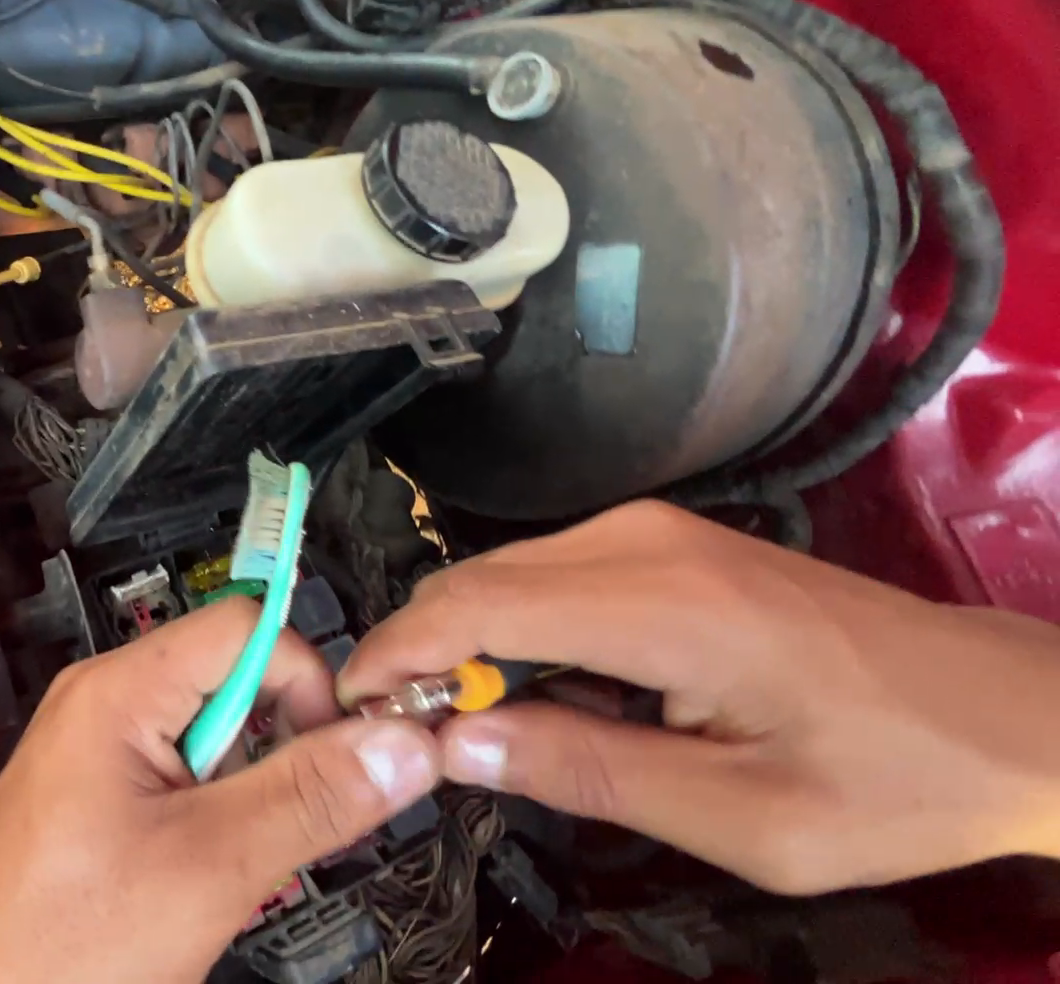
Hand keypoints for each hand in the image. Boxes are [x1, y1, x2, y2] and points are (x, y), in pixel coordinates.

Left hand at [0, 599, 439, 982]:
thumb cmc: (59, 945)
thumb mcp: (208, 868)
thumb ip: (309, 798)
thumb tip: (394, 745)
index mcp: (118, 689)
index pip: (244, 627)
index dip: (307, 678)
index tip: (343, 750)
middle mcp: (103, 698)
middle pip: (231, 673)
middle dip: (278, 741)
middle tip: (285, 820)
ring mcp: (97, 740)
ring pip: (212, 725)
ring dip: (247, 782)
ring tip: (231, 854)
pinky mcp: (98, 782)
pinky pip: (181, 762)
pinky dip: (214, 803)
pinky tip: (202, 861)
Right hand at [339, 501, 1059, 894]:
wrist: (1014, 711)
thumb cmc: (892, 780)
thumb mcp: (745, 819)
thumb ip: (586, 773)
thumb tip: (452, 744)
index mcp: (661, 605)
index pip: (477, 608)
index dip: (400, 652)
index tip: (354, 702)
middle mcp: (631, 540)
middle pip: (470, 583)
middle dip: (420, 651)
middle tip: (408, 727)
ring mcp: (637, 528)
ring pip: (493, 575)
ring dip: (460, 641)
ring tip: (472, 715)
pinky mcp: (645, 535)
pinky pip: (533, 574)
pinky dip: (503, 626)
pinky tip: (537, 681)